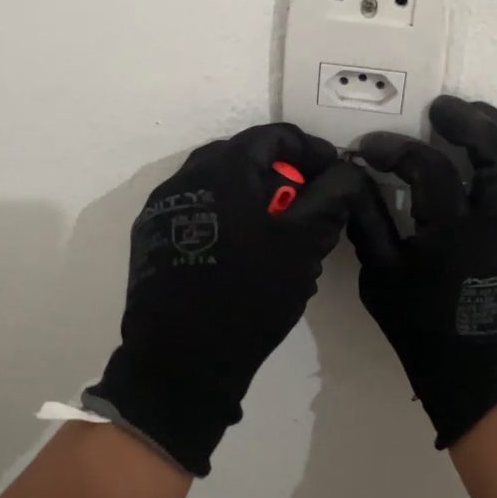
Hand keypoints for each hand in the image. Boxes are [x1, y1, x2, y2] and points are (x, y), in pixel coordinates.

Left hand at [84, 123, 359, 475]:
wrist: (181, 361)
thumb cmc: (249, 293)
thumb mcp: (305, 242)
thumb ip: (333, 196)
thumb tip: (346, 170)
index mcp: (222, 167)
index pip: (276, 135)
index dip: (313, 152)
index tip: (335, 180)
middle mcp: (185, 176)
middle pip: (245, 157)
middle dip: (283, 176)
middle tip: (309, 210)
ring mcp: (162, 208)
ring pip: (220, 186)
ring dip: (254, 198)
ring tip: (279, 236)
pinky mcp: (150, 239)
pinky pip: (198, 212)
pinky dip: (227, 219)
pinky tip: (242, 255)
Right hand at [348, 96, 496, 448]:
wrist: (466, 360)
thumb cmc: (415, 318)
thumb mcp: (378, 271)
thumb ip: (366, 217)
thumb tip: (355, 169)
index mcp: (454, 240)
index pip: (430, 172)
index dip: (397, 149)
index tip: (372, 146)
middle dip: (470, 124)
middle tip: (441, 108)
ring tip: (477, 115)